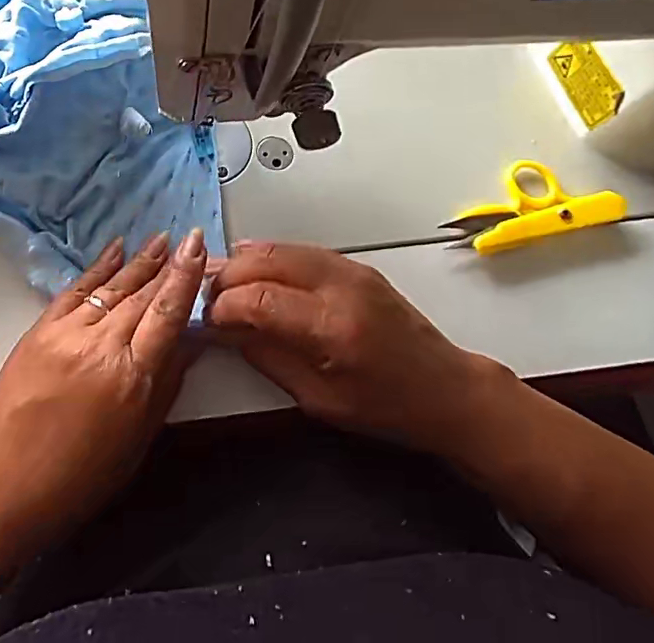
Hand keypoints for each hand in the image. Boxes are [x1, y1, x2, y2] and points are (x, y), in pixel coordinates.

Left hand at [0, 230, 206, 535]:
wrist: (6, 479)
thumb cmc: (80, 474)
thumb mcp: (138, 438)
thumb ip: (167, 385)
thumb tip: (190, 343)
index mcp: (132, 377)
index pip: (167, 312)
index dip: (185, 276)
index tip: (197, 246)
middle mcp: (102, 345)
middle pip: (143, 295)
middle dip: (167, 265)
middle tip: (186, 241)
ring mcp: (69, 333)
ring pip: (113, 288)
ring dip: (139, 262)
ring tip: (160, 240)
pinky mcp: (43, 329)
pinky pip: (77, 289)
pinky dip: (99, 268)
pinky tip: (116, 250)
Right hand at [208, 241, 502, 454]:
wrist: (445, 387)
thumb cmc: (386, 406)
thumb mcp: (319, 399)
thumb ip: (269, 358)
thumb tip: (229, 332)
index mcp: (333, 328)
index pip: (260, 299)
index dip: (225, 306)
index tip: (209, 319)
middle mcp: (342, 288)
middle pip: (267, 261)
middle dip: (229, 275)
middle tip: (209, 295)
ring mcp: (352, 270)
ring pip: (283, 248)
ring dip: (246, 260)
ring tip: (223, 279)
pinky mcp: (357, 265)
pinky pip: (302, 250)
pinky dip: (272, 255)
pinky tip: (254, 266)